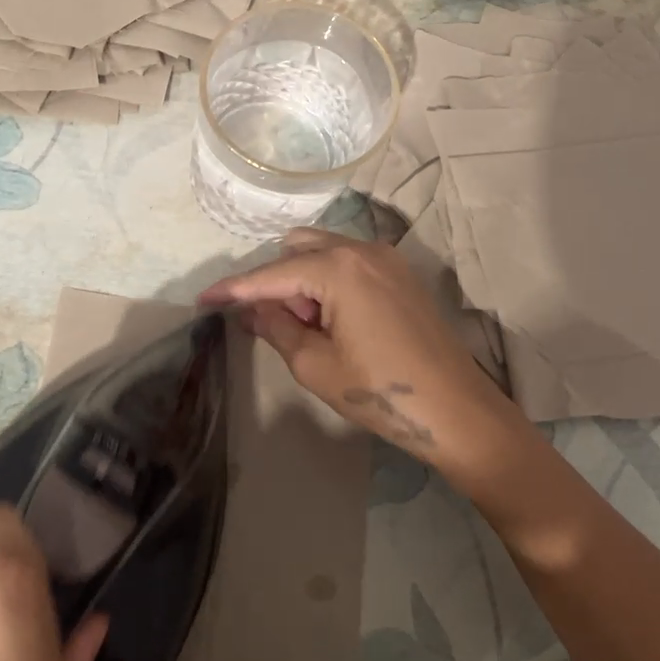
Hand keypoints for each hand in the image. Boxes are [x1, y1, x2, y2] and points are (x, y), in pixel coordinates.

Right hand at [200, 228, 502, 463]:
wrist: (457, 410)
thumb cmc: (381, 390)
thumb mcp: (314, 365)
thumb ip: (276, 328)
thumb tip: (252, 309)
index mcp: (339, 268)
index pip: (270, 274)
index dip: (233, 290)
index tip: (202, 300)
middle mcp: (362, 250)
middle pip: (297, 250)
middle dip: (275, 284)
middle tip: (275, 327)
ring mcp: (387, 259)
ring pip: (323, 253)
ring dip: (302, 282)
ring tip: (307, 329)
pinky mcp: (401, 275)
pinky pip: (348, 264)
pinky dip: (328, 283)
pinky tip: (332, 322)